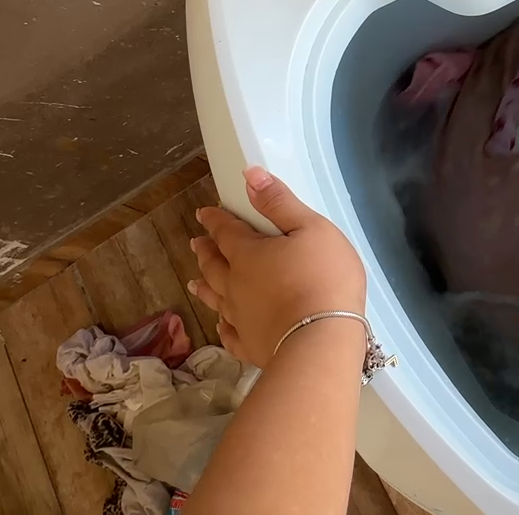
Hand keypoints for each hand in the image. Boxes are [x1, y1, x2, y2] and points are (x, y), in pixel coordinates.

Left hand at [190, 166, 366, 367]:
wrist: (320, 337)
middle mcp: (235, 285)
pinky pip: (229, 333)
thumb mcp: (310, 228)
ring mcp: (240, 317)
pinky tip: (222, 324)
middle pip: (215, 264)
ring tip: (196, 281)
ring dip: (206, 285)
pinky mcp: (250, 344)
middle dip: (206, 251)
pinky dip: (223, 325)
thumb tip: (250, 175)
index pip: (226, 232)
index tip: (204, 213)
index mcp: (248, 254)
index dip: (216, 220)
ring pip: (215, 298)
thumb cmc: (322, 274)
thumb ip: (280, 203)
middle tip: (197, 243)